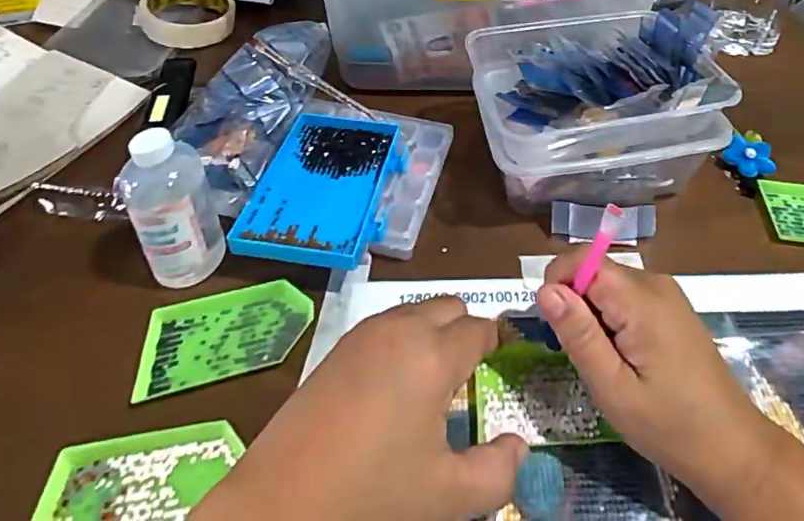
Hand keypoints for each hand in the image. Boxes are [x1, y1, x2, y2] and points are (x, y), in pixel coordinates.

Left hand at [193, 296, 526, 520]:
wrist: (284, 497)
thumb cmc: (373, 493)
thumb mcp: (446, 496)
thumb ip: (498, 471)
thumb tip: (519, 445)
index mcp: (434, 354)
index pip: (480, 329)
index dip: (498, 342)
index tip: (506, 361)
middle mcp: (403, 328)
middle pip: (451, 306)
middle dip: (467, 329)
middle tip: (472, 372)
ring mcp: (367, 331)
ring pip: (417, 309)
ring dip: (435, 330)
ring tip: (435, 379)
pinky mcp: (341, 343)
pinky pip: (389, 322)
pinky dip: (405, 337)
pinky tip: (396, 383)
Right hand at [538, 250, 803, 519]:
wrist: (734, 450)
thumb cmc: (670, 425)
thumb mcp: (613, 388)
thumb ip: (579, 334)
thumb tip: (545, 290)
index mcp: (640, 298)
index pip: (583, 258)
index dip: (558, 281)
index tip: (554, 326)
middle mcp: (654, 282)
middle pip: (595, 268)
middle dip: (574, 302)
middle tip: (580, 353)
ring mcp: (666, 292)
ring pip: (608, 281)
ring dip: (592, 311)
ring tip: (602, 360)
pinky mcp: (670, 306)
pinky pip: (626, 294)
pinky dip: (611, 316)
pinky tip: (622, 356)